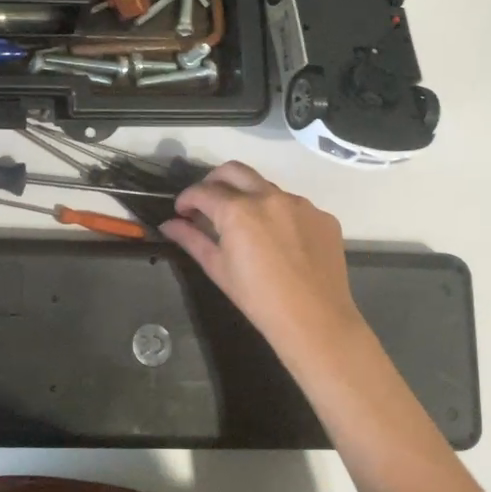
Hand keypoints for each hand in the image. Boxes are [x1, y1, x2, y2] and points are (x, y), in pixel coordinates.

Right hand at [160, 162, 361, 353]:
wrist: (315, 321)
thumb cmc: (258, 298)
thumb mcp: (218, 268)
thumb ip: (191, 239)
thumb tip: (168, 224)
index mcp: (237, 210)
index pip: (202, 191)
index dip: (186, 199)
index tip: (182, 211)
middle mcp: (268, 196)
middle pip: (233, 170)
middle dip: (213, 181)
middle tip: (208, 202)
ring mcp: (300, 203)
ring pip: (266, 186)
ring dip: (248, 196)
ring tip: (246, 224)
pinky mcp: (322, 216)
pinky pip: (294, 205)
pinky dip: (279, 214)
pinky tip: (280, 241)